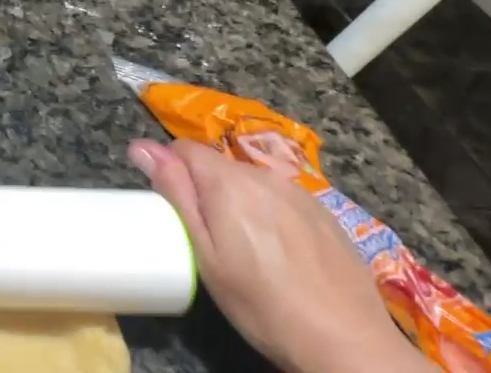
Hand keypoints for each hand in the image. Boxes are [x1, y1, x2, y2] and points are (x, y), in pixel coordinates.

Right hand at [128, 139, 431, 372]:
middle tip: (211, 240)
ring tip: (250, 250)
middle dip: (207, 191)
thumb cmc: (261, 304)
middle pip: (219, 167)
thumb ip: (175, 194)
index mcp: (227, 182)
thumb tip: (142, 147)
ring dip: (240, 203)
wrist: (348, 344)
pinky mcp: (325, 214)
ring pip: (252, 184)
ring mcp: (299, 193)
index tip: (175, 208)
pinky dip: (273, 216)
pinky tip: (283, 255)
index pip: (184, 148)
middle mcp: (264, 176)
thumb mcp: (204, 254)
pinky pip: (283, 200)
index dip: (170, 171)